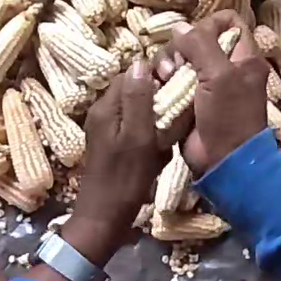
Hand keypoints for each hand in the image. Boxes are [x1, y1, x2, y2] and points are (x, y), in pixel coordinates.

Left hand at [59, 60, 162, 265]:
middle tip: (177, 114)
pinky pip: (136, 127)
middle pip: (135, 90)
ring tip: (170, 134)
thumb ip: (138, 99)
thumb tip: (142, 62)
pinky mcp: (113, 144)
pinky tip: (161, 149)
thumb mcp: (137, 136)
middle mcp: (102, 112)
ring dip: (156, 118)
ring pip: (138, 109)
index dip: (156, 75)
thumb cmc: (125, 178)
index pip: (132, 73)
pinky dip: (151, 134)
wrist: (105, 218)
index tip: (177, 86)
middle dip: (158, 98)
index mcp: (106, 106)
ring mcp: (106, 129)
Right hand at [169, 12, 271, 173]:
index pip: (229, 22)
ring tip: (164, 78)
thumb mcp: (219, 76)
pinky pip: (170, 81)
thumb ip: (200, 45)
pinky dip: (162, 80)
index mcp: (243, 57)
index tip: (193, 38)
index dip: (209, 24)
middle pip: (197, 39)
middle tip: (174, 65)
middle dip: (180, 46)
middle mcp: (225, 67)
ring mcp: (205, 85)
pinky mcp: (187, 101)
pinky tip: (157, 86)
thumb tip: (180, 28)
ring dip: (167, 64)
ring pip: (180, 59)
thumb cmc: (229, 117)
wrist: (224, 162)